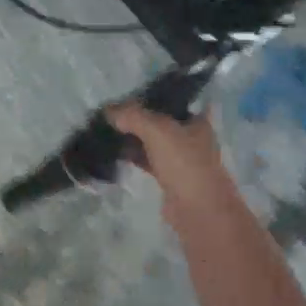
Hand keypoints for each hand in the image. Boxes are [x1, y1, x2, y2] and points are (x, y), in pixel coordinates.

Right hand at [105, 103, 232, 209]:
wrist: (199, 210)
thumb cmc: (185, 163)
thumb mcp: (157, 130)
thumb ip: (132, 115)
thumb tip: (109, 111)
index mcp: (196, 122)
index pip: (171, 102)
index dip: (149, 97)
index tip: (124, 96)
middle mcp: (191, 138)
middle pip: (158, 121)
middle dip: (136, 118)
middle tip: (110, 113)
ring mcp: (180, 159)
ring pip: (151, 141)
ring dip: (132, 137)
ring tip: (106, 130)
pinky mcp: (169, 177)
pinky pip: (146, 159)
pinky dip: (132, 155)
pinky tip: (114, 152)